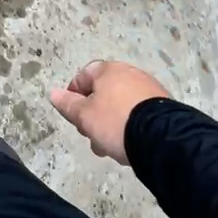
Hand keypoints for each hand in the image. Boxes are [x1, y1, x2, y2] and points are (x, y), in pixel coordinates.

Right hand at [48, 60, 169, 165]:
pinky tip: (132, 143)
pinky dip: (131, 124)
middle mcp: (128, 72)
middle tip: (93, 137)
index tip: (74, 117)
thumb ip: (68, 104)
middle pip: (103, 92)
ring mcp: (149, 88)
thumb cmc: (116, 122)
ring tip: (112, 147)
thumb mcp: (85, 116)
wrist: (163, 138)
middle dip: (94, 115)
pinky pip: (140, 112)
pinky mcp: (165, 105)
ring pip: (122, 104)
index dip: (74, 96)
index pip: (83, 76)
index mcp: (107, 70)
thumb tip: (53, 93)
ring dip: (113, 122)